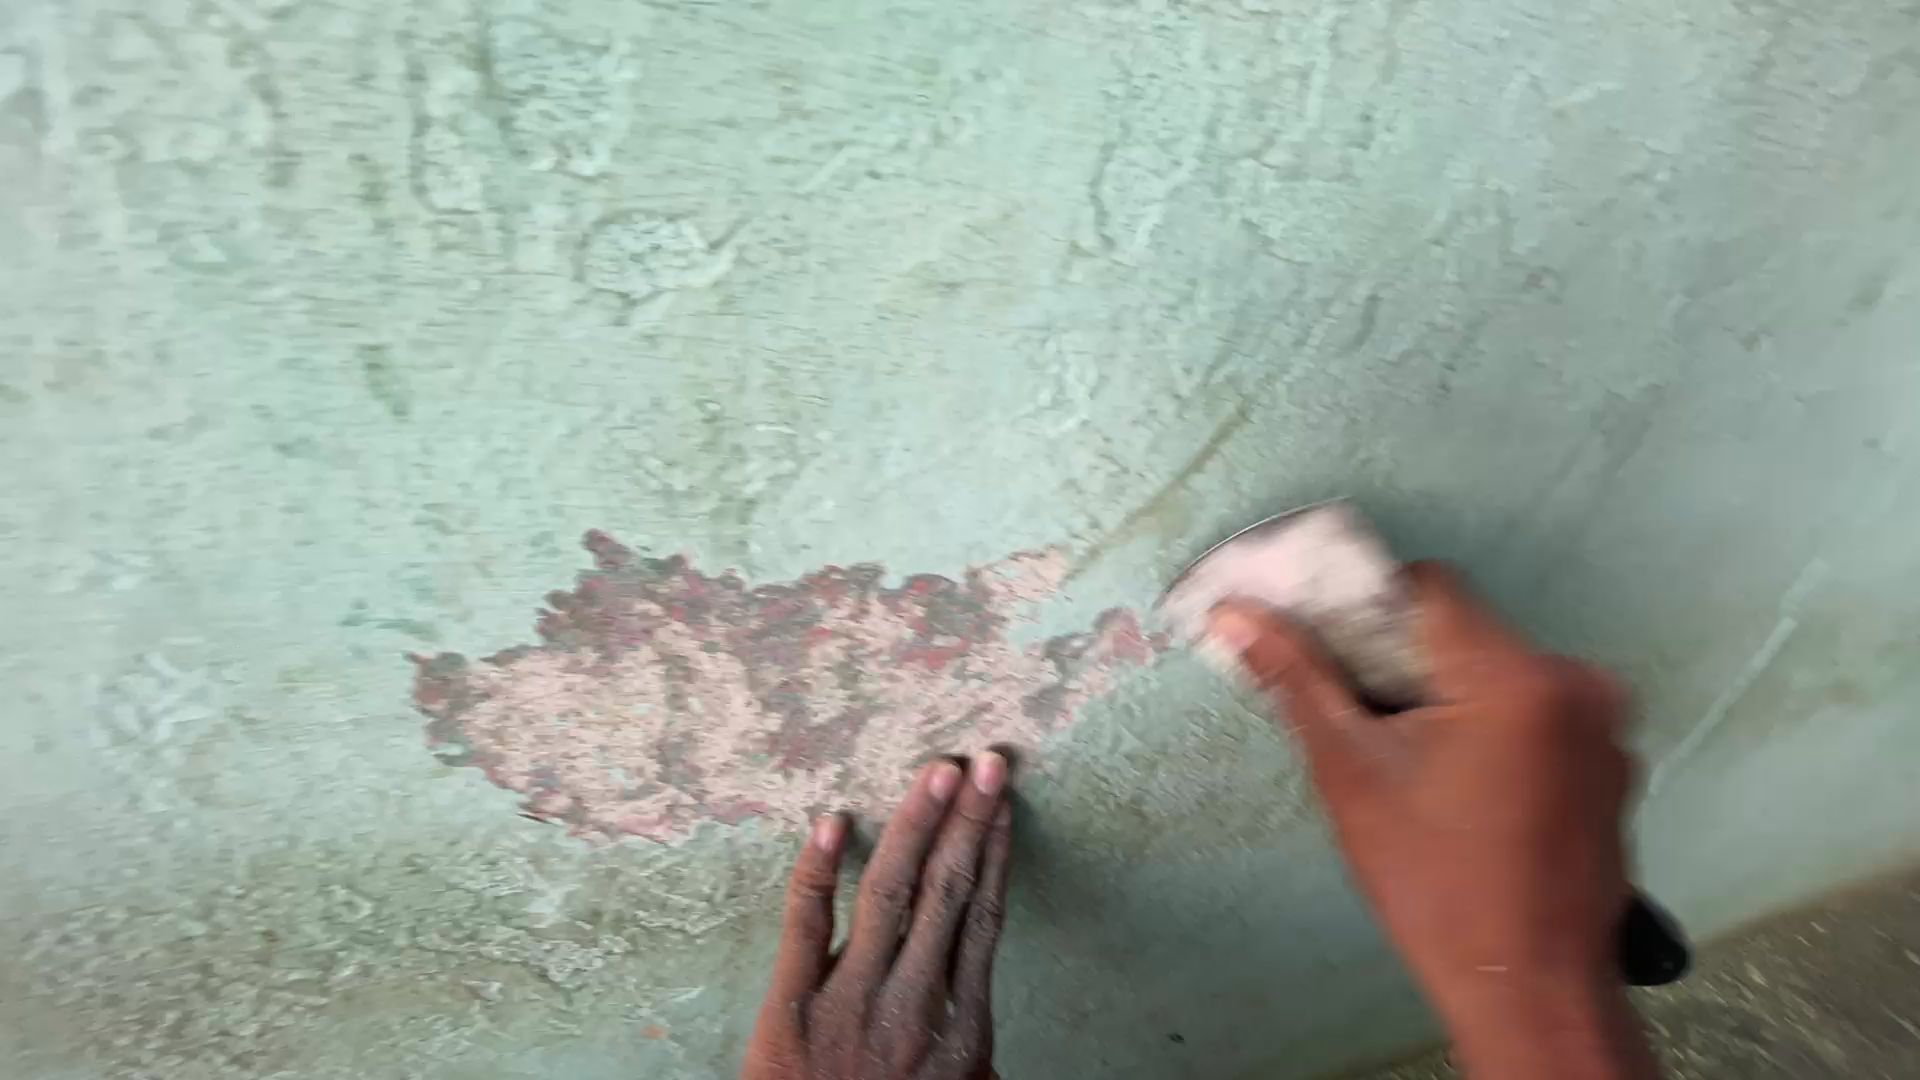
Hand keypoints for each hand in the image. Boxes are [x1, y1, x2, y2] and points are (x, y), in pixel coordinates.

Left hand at [741, 754, 1013, 1079]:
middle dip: (969, 820)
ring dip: (916, 825)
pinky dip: (817, 868)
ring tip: (936, 773)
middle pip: (949, 890)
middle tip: (985, 761)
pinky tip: (834, 820)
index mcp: (959, 1025)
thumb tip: (994, 1015)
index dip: (995, 851)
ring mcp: (850, 1000)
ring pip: (890, 893)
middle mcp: (913, 1003)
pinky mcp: (789, 1007)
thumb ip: (977, 1049)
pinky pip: (804, 923)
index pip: (984, 915)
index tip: (1003, 801)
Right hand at [1208, 562, 1657, 1078]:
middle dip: (1392, 654)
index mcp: (1514, 677)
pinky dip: (1474, 716)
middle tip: (1347, 704)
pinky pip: (1524, 704)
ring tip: (1393, 744)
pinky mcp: (1608, 760)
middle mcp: (1577, 684)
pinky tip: (1446, 773)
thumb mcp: (1346, 766)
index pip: (1425, 586)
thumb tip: (1231, 612)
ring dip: (1432, 686)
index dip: (1361, 604)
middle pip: (1457, 627)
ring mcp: (1603, 726)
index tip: (1323, 646)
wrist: (1528, 992)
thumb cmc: (1428, 876)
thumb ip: (1292, 674)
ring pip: (1487, 666)